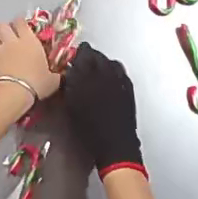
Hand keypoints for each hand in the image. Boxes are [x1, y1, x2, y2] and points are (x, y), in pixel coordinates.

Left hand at [0, 18, 59, 103]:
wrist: (13, 93)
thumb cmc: (37, 83)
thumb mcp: (52, 80)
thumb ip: (55, 75)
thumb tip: (60, 77)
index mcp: (29, 41)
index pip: (21, 22)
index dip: (20, 23)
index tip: (22, 27)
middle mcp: (11, 42)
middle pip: (2, 26)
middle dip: (4, 30)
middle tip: (8, 38)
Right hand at [61, 43, 142, 172]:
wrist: (114, 144)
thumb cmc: (88, 129)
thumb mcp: (70, 106)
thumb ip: (68, 86)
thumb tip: (68, 74)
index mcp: (86, 76)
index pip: (82, 54)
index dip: (76, 55)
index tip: (72, 60)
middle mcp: (105, 72)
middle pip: (97, 56)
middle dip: (88, 57)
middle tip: (82, 65)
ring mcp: (120, 79)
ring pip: (110, 62)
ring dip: (102, 64)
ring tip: (96, 72)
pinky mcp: (129, 87)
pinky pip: (120, 73)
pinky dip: (114, 73)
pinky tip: (109, 81)